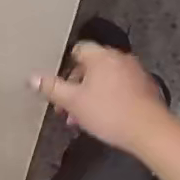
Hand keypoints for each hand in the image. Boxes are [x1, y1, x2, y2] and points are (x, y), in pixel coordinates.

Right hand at [32, 41, 172, 152]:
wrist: (147, 130)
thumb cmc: (110, 113)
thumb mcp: (72, 102)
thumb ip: (52, 88)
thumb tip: (33, 78)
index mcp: (101, 56)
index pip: (77, 50)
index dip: (64, 67)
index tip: (59, 86)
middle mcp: (119, 58)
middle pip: (91, 66)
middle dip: (76, 86)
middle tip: (68, 106)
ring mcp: (134, 72)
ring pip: (105, 79)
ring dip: (91, 94)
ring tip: (83, 117)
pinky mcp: (144, 87)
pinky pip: (120, 88)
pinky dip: (109, 99)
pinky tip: (103, 117)